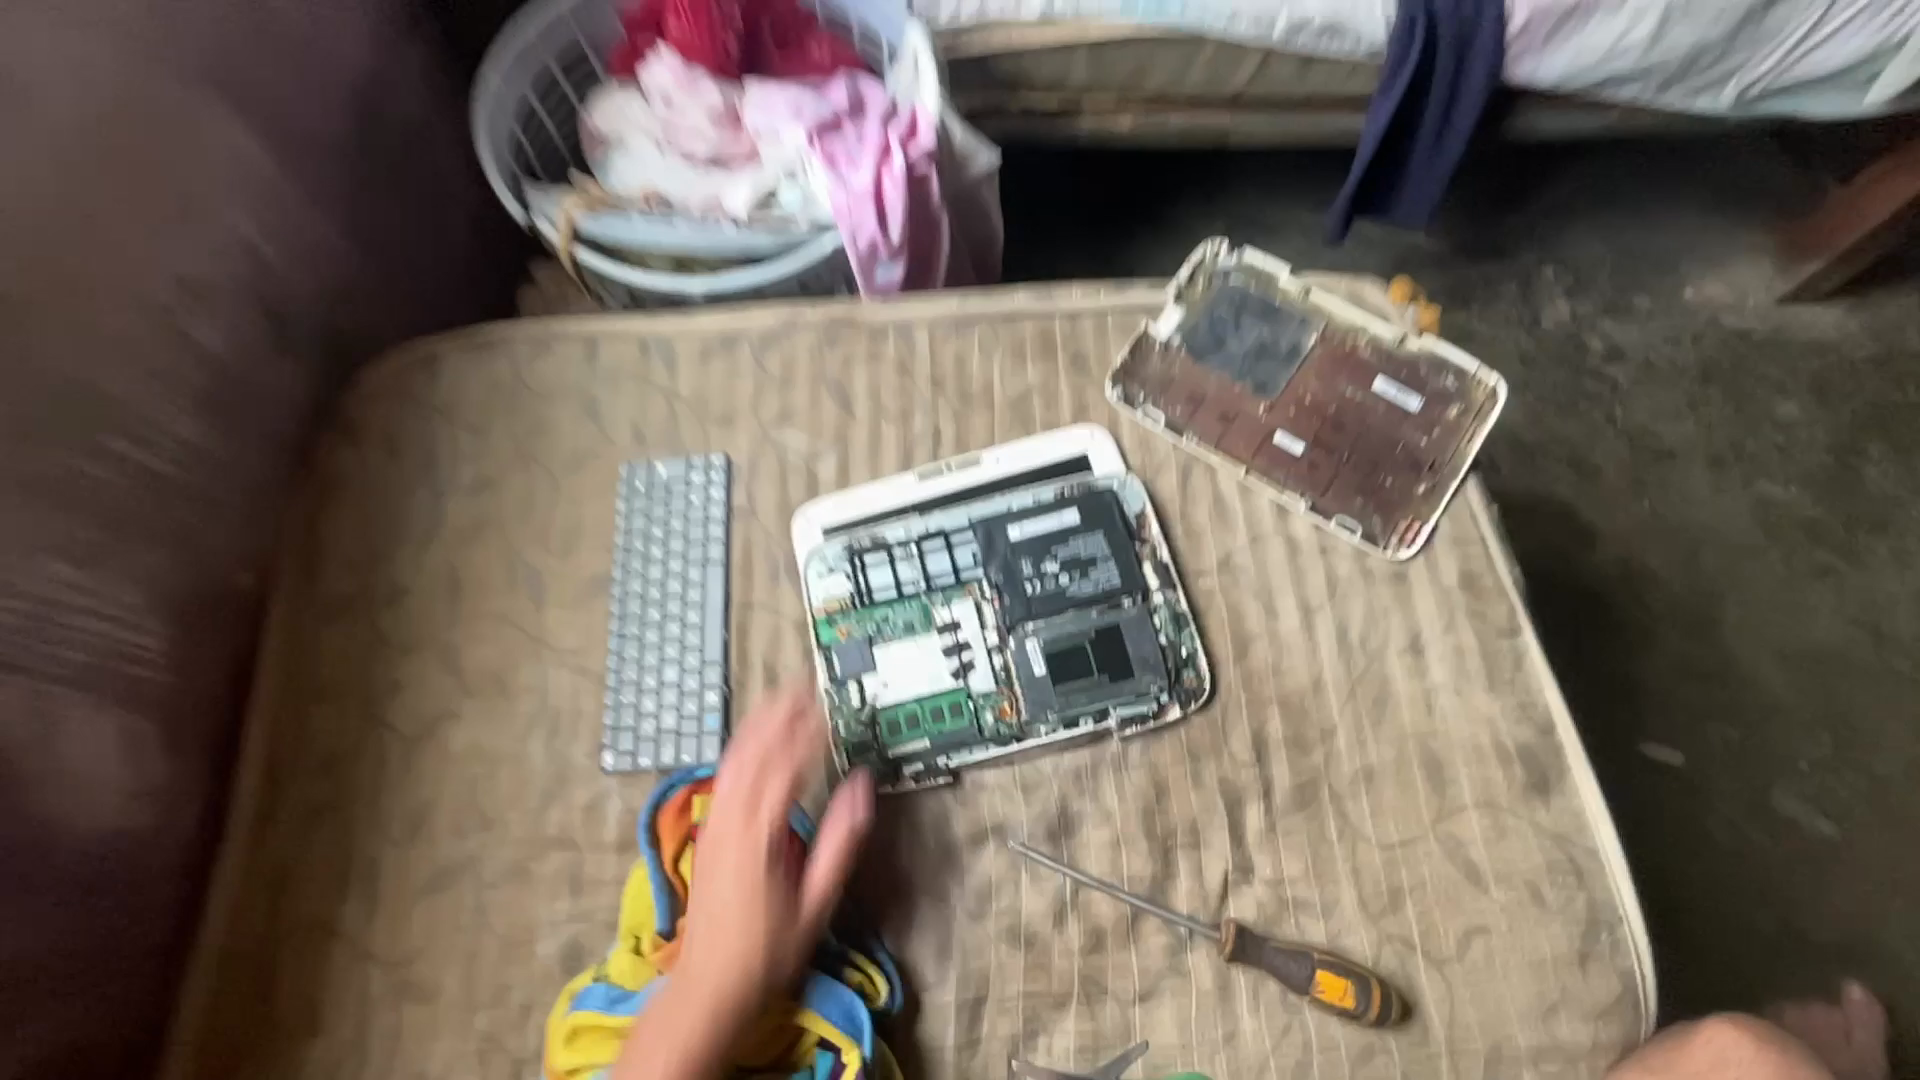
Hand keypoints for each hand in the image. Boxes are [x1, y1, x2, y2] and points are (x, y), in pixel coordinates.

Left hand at [680, 683, 875, 1009]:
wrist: (708, 985)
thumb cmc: (769, 948)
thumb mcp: (816, 901)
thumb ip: (840, 840)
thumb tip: (861, 786)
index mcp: (760, 832)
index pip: (787, 765)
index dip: (808, 730)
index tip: (829, 705)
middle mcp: (731, 818)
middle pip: (755, 750)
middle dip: (780, 713)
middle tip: (805, 683)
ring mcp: (713, 822)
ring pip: (734, 757)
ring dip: (759, 722)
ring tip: (782, 695)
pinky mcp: (707, 829)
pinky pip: (723, 773)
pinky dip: (741, 744)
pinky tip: (754, 735)